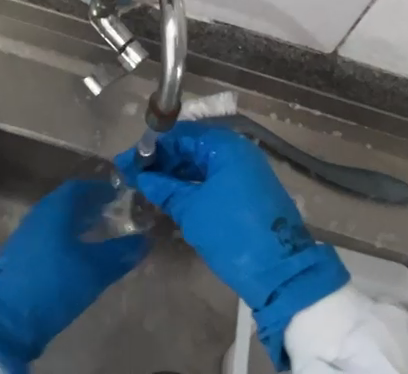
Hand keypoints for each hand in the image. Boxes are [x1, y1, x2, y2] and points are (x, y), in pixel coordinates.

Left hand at [0, 179, 147, 372]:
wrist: (2, 319)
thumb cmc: (52, 282)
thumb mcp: (93, 269)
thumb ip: (120, 254)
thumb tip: (144, 241)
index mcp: (55, 208)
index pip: (80, 187)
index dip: (100, 190)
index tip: (119, 196)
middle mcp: (38, 216)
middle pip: (67, 204)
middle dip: (91, 208)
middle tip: (114, 215)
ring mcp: (25, 238)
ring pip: (56, 223)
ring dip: (77, 226)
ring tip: (99, 238)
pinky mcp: (17, 260)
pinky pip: (47, 241)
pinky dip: (65, 243)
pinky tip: (76, 260)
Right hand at [116, 122, 348, 369]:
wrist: (280, 272)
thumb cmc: (232, 232)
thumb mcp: (192, 210)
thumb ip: (165, 189)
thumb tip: (142, 177)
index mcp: (225, 145)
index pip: (181, 135)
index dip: (151, 148)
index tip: (126, 162)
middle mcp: (237, 151)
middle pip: (192, 148)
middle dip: (162, 162)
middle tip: (132, 176)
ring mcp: (245, 172)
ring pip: (202, 165)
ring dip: (175, 175)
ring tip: (146, 188)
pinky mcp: (247, 192)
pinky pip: (213, 180)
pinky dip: (192, 186)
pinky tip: (171, 197)